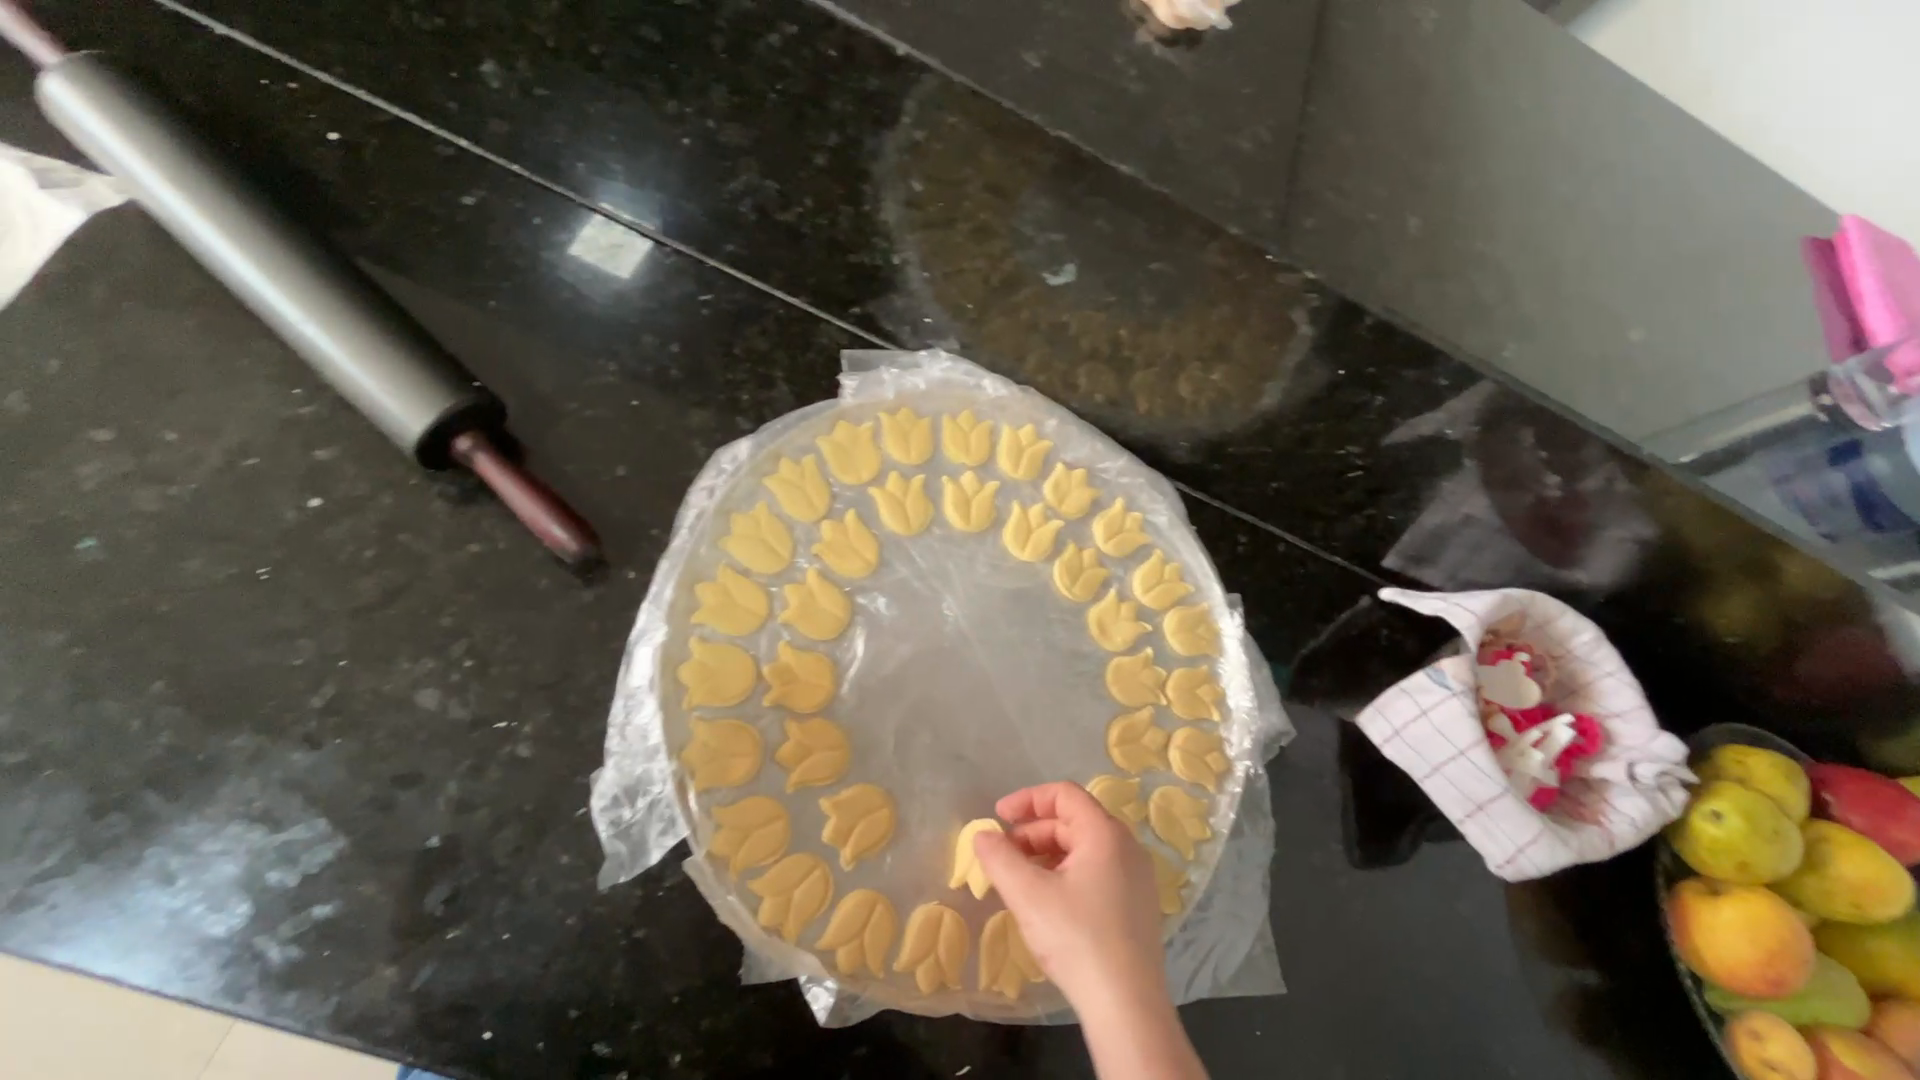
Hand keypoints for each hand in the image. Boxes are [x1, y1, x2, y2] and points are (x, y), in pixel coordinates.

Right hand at [972, 781, 1166, 1010]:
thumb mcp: (1028, 894)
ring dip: (1047, 854)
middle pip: (1073, 821)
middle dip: (1033, 831)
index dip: (1027, 799)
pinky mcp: (1136, 905)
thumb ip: (999, 858)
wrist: (1126, 1005)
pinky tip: (1046, 901)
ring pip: (1084, 849)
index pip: (1064, 794)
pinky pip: (1096, 872)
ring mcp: (1136, 878)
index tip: (998, 816)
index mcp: (1105, 834)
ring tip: (1019, 879)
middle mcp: (1126, 847)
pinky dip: (1065, 873)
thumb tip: (982, 835)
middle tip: (1002, 854)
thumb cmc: (1076, 938)